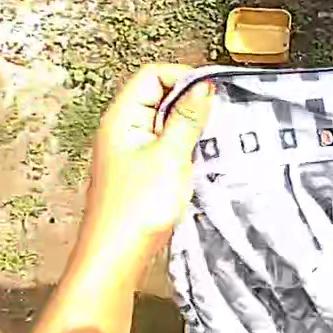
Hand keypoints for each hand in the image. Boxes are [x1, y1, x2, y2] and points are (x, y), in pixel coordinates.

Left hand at [75, 64, 211, 267]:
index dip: (184, 78)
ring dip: (187, 125)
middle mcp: (121, 128)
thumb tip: (203, 86)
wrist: (116, 257)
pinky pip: (163, 143)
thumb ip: (187, 119)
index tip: (213, 94)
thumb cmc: (139, 207)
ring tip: (210, 140)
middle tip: (216, 118)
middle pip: (157, 94)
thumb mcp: (170, 157)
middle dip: (189, 101)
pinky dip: (181, 144)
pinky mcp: (138, 169)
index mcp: (122, 117)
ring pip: (162, 120)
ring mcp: (129, 149)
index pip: (153, 75)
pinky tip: (196, 159)